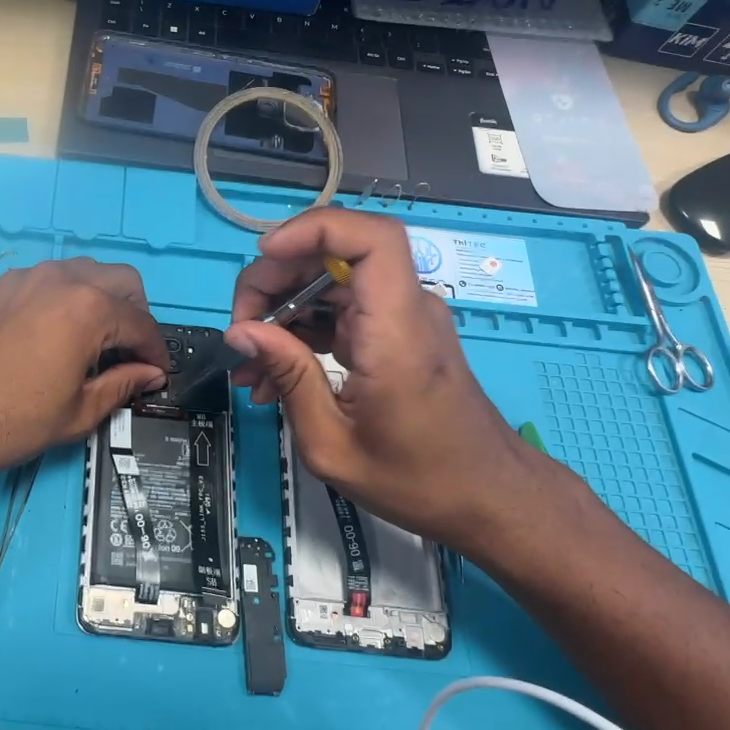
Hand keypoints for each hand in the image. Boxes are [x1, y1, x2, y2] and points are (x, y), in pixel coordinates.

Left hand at [0, 258, 168, 508]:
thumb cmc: (11, 422)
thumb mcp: (78, 412)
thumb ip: (122, 385)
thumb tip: (150, 374)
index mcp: (87, 309)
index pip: (141, 322)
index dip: (156, 351)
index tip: (158, 372)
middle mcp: (60, 279)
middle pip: (120, 281)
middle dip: (135, 313)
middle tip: (131, 353)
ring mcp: (26, 278)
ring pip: (84, 273)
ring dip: (102, 300)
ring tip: (97, 343)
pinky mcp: (0, 287)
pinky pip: (50, 280)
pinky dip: (68, 298)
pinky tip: (58, 334)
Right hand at [226, 209, 598, 559]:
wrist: (489, 499)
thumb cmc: (417, 480)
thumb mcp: (332, 444)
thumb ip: (288, 377)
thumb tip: (240, 332)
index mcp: (395, 331)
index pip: (369, 238)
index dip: (312, 229)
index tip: (263, 258)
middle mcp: (405, 309)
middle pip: (334, 256)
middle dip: (275, 281)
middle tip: (241, 332)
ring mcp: (402, 319)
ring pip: (330, 284)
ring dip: (282, 313)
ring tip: (250, 366)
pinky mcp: (396, 334)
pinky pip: (341, 313)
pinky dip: (303, 333)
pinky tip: (275, 374)